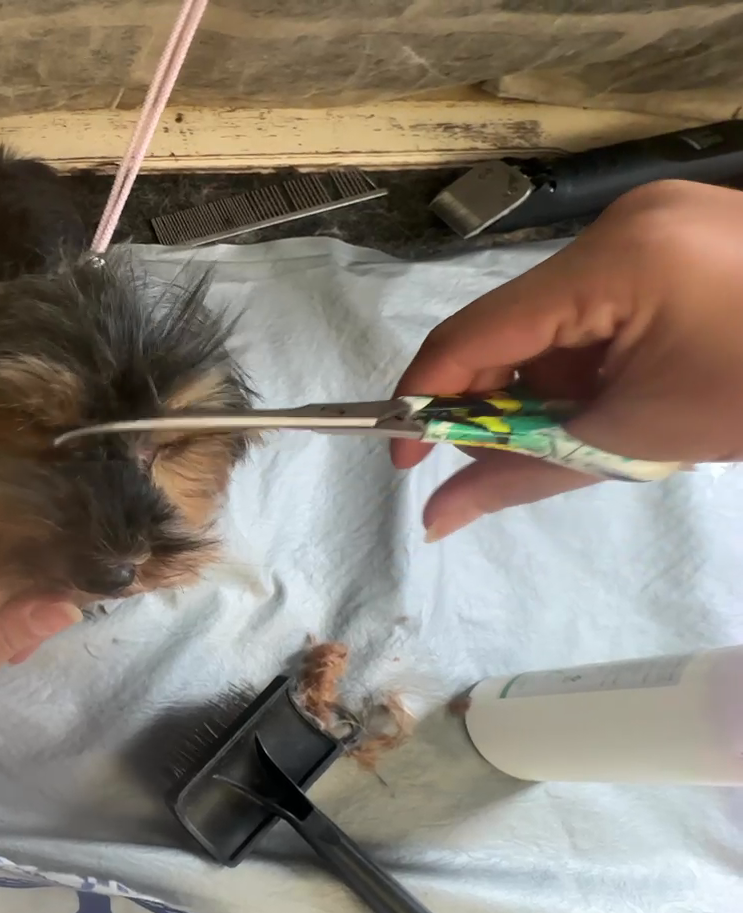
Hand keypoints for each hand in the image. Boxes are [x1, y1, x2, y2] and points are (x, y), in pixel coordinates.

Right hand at [392, 180, 742, 538]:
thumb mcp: (642, 437)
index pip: (467, 338)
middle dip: (490, 398)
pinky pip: (583, 303)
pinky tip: (614, 385)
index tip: (408, 459)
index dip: (422, 403)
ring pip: (539, 319)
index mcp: (611, 263)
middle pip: (501, 327)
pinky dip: (579, 356)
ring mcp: (652, 221)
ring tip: (586, 417)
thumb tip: (431, 522)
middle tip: (507, 449)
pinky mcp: (675, 230)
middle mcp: (619, 225)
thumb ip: (519, 474)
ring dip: (537, 381)